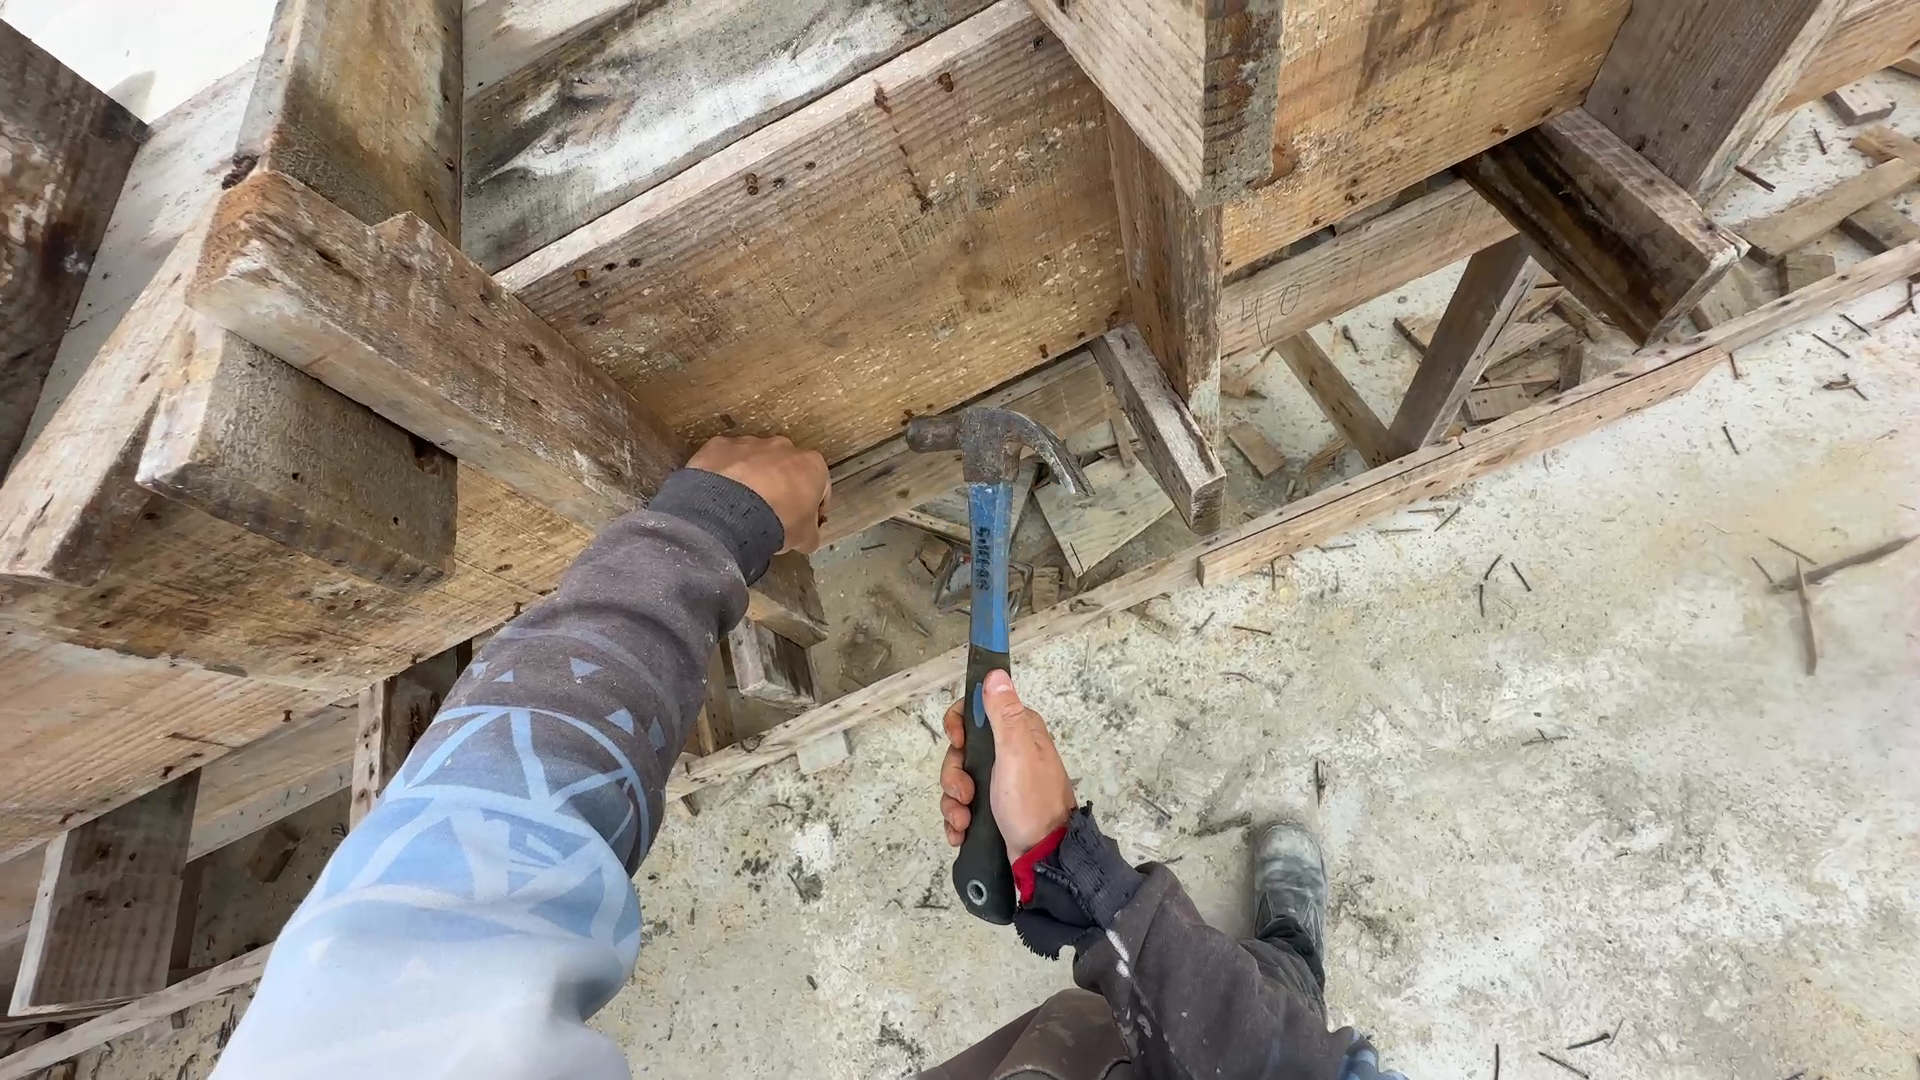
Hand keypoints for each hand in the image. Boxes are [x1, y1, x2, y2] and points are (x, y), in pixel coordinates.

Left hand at [686, 435, 830, 552]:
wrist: (731, 513)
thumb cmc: (777, 520)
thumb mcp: (806, 538)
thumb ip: (810, 533)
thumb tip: (806, 537)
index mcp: (812, 465)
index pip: (820, 487)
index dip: (813, 507)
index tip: (803, 522)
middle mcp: (783, 447)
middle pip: (786, 468)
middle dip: (781, 488)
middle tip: (772, 515)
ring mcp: (750, 443)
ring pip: (754, 461)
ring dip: (752, 480)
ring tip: (742, 508)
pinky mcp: (720, 446)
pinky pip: (725, 460)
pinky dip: (724, 475)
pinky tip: (720, 497)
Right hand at [939, 670, 1075, 860]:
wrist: (1044, 860)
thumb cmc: (1032, 803)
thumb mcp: (1017, 754)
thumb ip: (1004, 714)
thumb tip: (996, 673)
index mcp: (1018, 730)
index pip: (977, 709)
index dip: (959, 724)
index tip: (957, 742)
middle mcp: (1009, 751)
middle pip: (961, 749)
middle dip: (954, 775)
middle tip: (964, 794)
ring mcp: (1000, 780)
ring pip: (958, 779)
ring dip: (953, 802)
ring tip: (963, 821)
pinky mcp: (993, 806)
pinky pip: (962, 805)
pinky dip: (957, 819)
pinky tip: (961, 832)